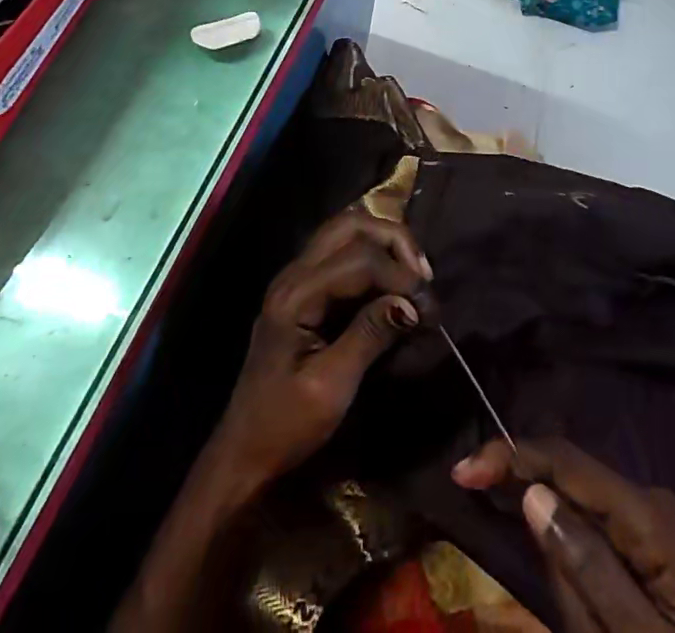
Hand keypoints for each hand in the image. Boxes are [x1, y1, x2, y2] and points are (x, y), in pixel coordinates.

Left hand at [208, 211, 431, 494]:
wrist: (245, 450)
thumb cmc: (285, 424)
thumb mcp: (331, 386)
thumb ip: (370, 335)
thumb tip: (413, 303)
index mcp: (295, 296)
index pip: (359, 258)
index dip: (400, 276)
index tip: (428, 310)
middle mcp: (293, 275)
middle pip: (350, 225)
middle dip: (394, 241)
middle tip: (423, 277)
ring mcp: (297, 280)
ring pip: (346, 233)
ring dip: (386, 246)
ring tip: (415, 279)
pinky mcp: (306, 293)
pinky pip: (343, 256)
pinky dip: (375, 260)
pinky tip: (394, 288)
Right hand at [453, 438, 674, 632]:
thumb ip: (586, 567)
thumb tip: (533, 493)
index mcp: (652, 519)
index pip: (568, 463)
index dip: (512, 456)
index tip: (462, 472)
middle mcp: (654, 504)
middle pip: (571, 472)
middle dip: (521, 476)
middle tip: (471, 487)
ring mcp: (656, 521)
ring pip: (580, 496)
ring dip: (539, 502)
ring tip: (502, 512)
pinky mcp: (653, 542)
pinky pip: (596, 520)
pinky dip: (562, 524)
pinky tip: (541, 533)